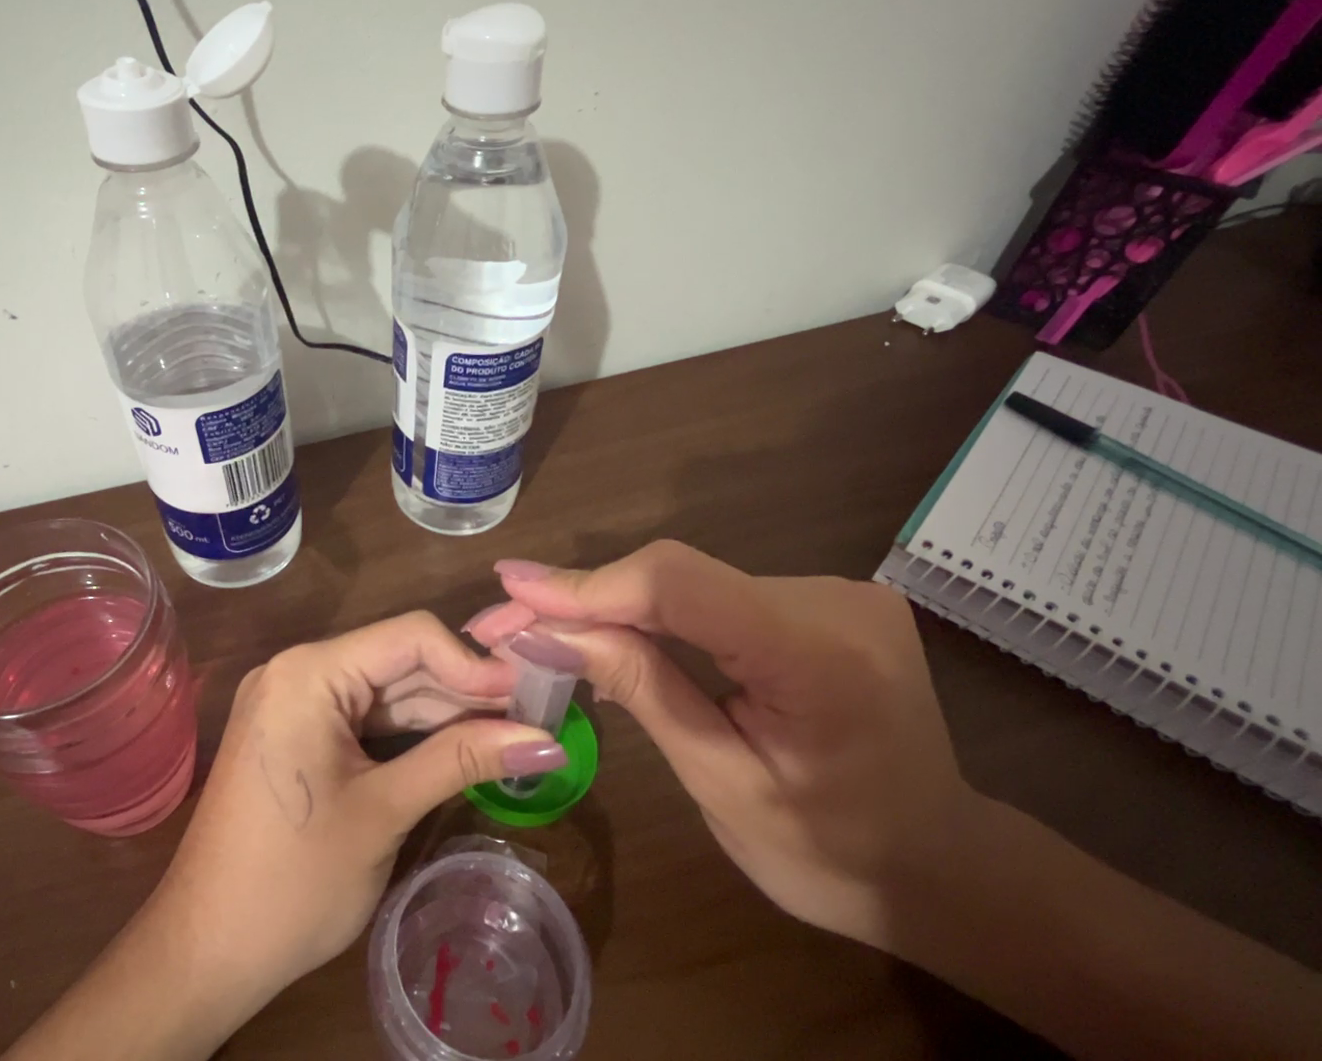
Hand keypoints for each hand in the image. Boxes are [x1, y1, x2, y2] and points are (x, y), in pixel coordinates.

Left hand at [159, 611, 565, 997]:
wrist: (206, 951)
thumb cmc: (292, 882)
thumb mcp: (384, 812)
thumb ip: (462, 761)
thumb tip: (548, 740)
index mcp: (308, 673)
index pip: (411, 636)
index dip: (476, 663)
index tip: (532, 698)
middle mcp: (297, 673)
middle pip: (401, 661)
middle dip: (467, 690)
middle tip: (538, 718)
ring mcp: (293, 705)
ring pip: (387, 692)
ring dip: (446, 713)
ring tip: (516, 734)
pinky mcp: (297, 737)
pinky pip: (365, 719)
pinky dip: (412, 734)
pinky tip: (463, 748)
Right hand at [466, 540, 976, 947]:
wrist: (935, 864)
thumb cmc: (826, 854)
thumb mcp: (719, 782)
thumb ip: (641, 691)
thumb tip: (546, 632)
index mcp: (821, 658)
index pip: (679, 586)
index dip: (586, 583)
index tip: (508, 589)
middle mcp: (834, 600)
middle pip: (678, 577)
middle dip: (585, 600)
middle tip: (506, 624)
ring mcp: (834, 592)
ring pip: (689, 581)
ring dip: (614, 606)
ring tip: (544, 632)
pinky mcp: (822, 599)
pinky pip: (714, 594)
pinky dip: (656, 614)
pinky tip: (612, 635)